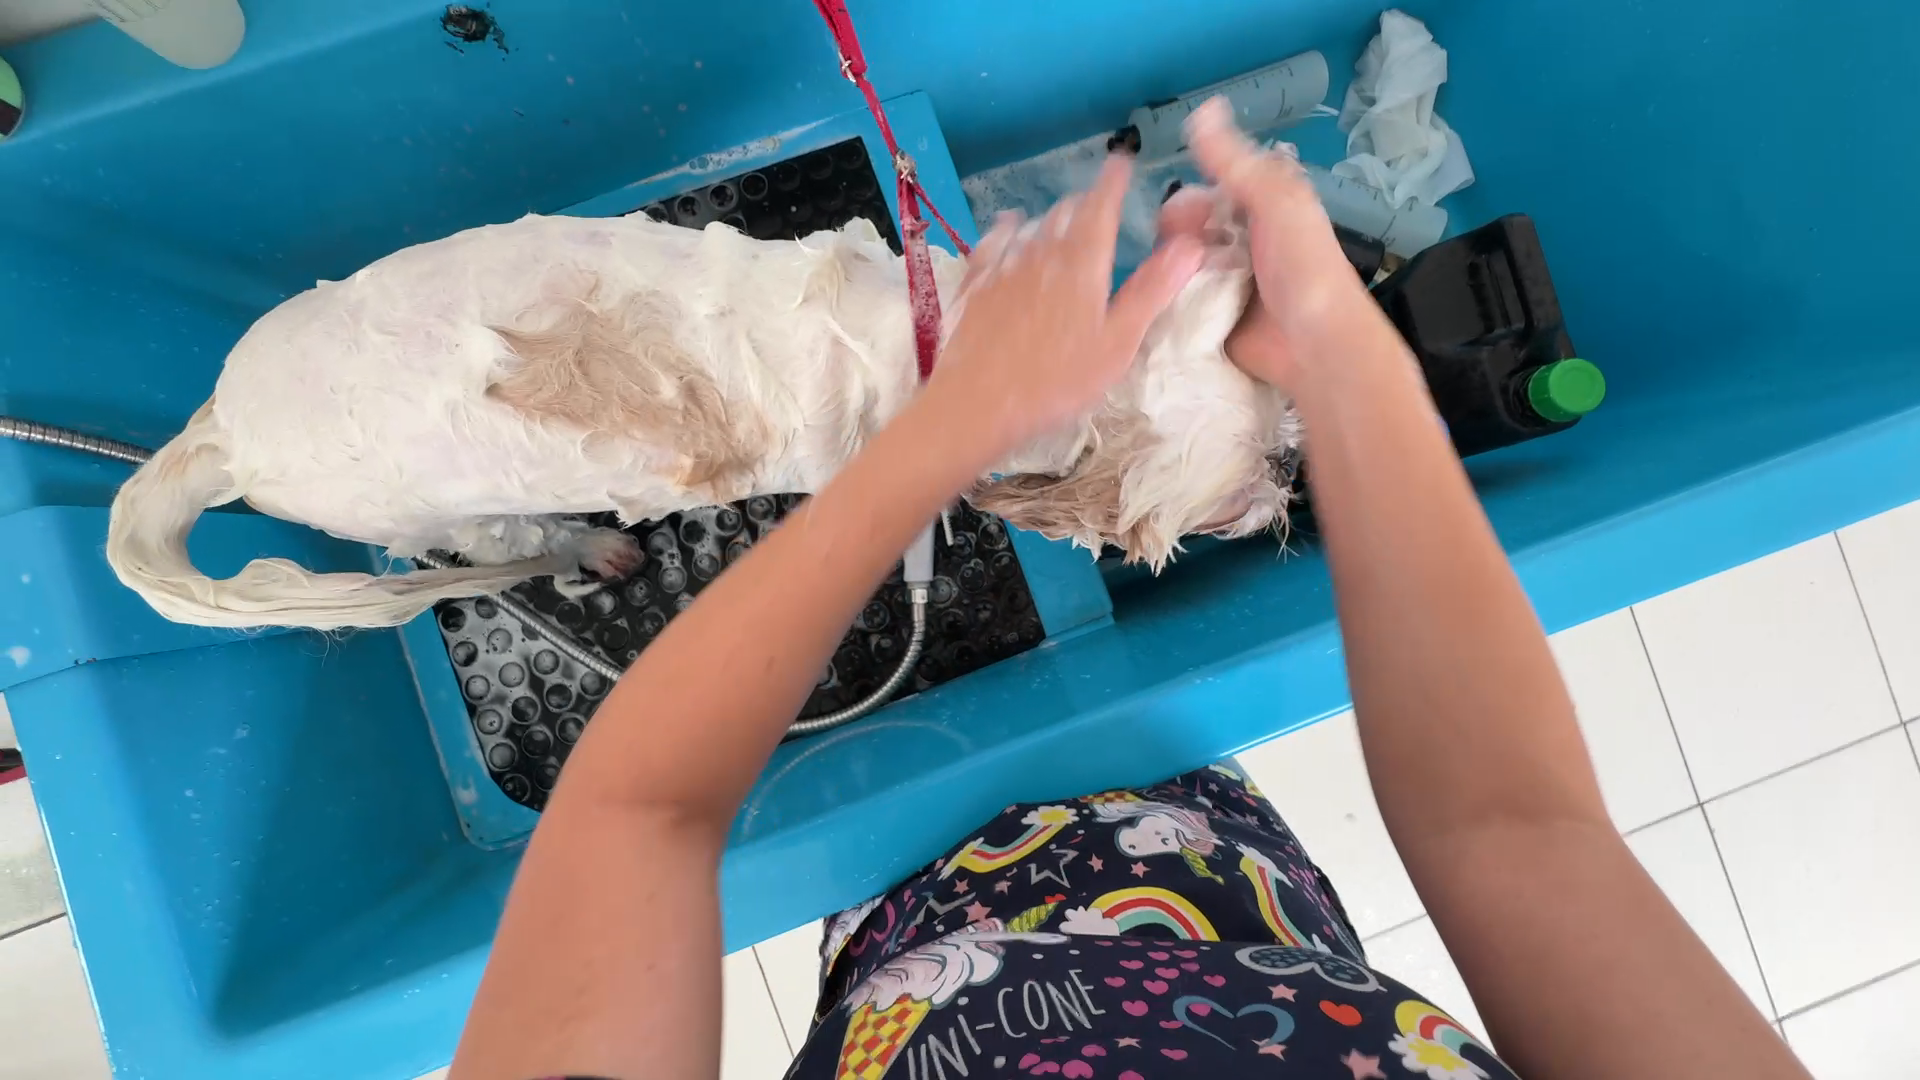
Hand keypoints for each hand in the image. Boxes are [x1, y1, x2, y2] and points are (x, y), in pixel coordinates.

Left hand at [923, 154, 1203, 462]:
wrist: (977, 403)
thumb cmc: (1056, 381)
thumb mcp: (1116, 345)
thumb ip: (1152, 292)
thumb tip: (1192, 244)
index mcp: (1083, 262)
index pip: (1102, 204)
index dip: (1114, 180)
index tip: (1122, 161)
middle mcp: (1042, 252)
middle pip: (1067, 213)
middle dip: (1085, 204)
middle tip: (1097, 207)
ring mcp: (1003, 267)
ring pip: (1032, 227)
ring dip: (1050, 220)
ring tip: (1061, 222)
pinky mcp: (974, 286)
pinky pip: (992, 244)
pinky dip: (1006, 230)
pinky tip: (1008, 229)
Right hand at [1178, 97, 1378, 387]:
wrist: (1312, 343)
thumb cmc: (1302, 267)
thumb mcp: (1274, 201)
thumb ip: (1235, 161)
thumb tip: (1201, 108)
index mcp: (1254, 211)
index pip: (1200, 198)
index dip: (1183, 209)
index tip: (1176, 226)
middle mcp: (1235, 246)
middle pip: (1181, 237)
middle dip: (1173, 247)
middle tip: (1182, 264)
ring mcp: (1220, 287)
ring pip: (1174, 272)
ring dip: (1169, 278)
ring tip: (1173, 292)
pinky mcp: (1208, 322)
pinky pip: (1177, 307)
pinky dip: (1168, 306)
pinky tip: (1163, 312)